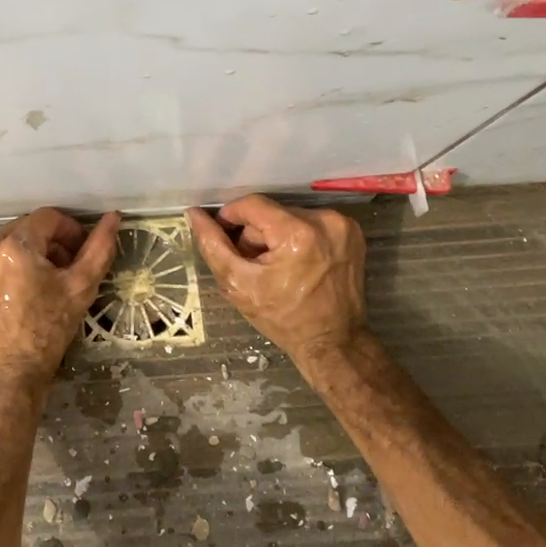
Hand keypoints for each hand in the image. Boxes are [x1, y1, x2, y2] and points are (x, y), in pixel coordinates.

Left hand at [0, 208, 120, 393]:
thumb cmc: (47, 333)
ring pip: (7, 241)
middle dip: (49, 244)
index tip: (79, 252)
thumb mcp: (80, 289)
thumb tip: (112, 218)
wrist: (7, 374)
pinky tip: (18, 289)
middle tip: (63, 271)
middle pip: (26, 228)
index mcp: (13, 246)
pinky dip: (6, 265)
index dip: (69, 231)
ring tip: (41, 283)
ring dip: (28, 253)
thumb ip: (99, 248)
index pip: (48, 218)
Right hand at [188, 196, 368, 361]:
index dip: (231, 217)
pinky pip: (310, 222)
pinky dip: (297, 237)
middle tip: (253, 264)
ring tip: (276, 266)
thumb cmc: (283, 318)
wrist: (332, 342)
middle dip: (256, 233)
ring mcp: (342, 226)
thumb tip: (194, 214)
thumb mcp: (239, 285)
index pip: (252, 204)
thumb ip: (213, 245)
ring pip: (289, 215)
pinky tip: (296, 263)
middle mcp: (324, 221)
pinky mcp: (351, 232)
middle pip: (271, 211)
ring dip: (276, 235)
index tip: (225, 237)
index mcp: (297, 233)